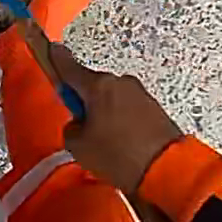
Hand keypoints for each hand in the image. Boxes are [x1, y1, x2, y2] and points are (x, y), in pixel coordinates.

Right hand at [50, 41, 181, 194]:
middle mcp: (121, 83)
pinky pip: (128, 109)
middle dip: (84, 100)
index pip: (70, 67)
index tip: (52, 49)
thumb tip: (80, 124)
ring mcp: (141, 95)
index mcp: (98, 86)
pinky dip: (121, 120)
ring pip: (111, 98)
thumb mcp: (77, 145)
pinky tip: (122, 142)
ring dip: (104, 112)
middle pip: (93, 86)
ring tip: (105, 141)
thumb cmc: (117, 155)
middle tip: (80, 126)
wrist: (169, 172)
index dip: (57, 59)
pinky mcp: (156, 109)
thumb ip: (71, 127)